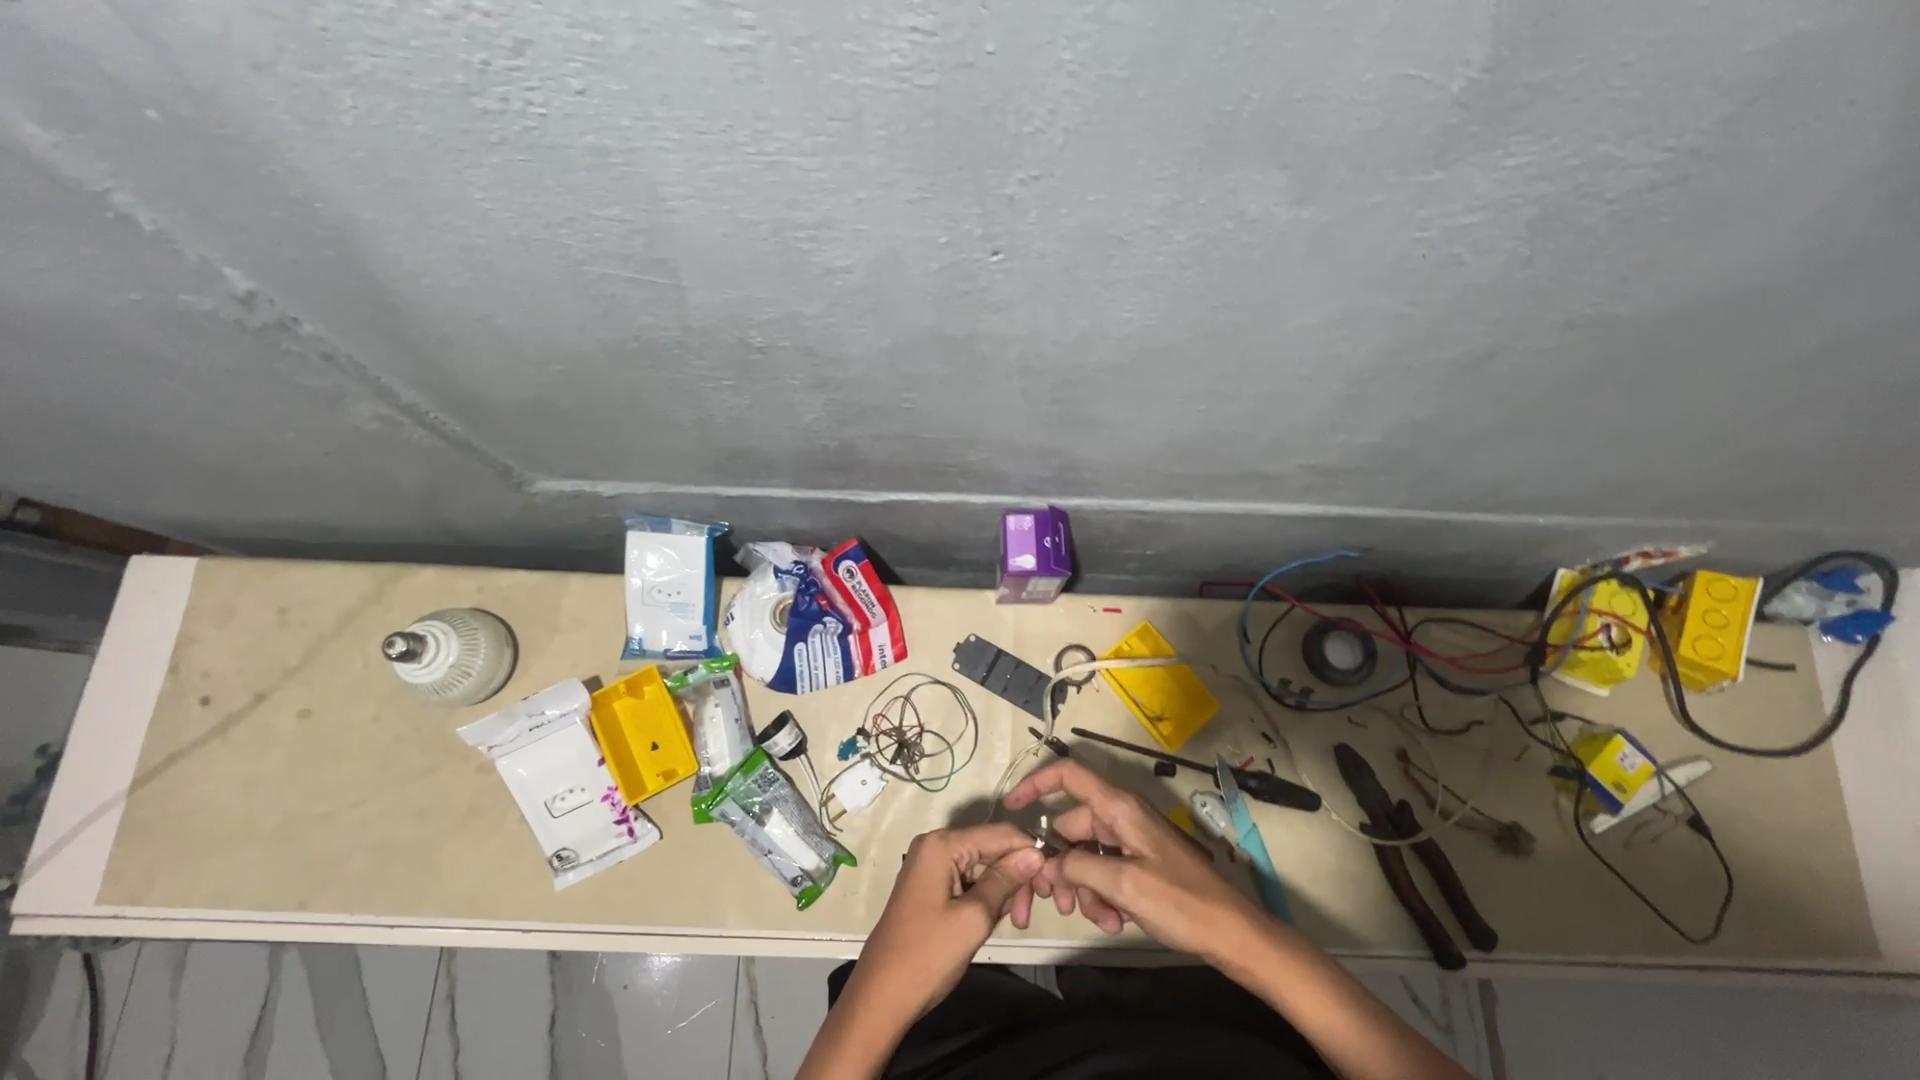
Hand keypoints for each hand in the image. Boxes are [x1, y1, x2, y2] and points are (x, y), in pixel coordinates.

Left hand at [839, 823, 1045, 1023]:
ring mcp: (931, 867)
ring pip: (983, 866)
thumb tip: (1035, 853)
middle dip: (1016, 877)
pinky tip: (994, 921)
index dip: (1030, 854)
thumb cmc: (928, 955)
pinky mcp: (931, 887)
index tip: (1052, 884)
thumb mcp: (974, 917)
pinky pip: (969, 881)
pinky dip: (986, 898)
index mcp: (942, 845)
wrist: (881, 996)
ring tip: (1014, 924)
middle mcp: (935, 846)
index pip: (1000, 834)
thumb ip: (1005, 880)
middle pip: (992, 848)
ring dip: (1003, 891)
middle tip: (1027, 915)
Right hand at [1003, 760, 1262, 956]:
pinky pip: (1105, 870)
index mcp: (1120, 808)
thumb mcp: (1123, 883)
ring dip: (1084, 888)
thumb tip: (1049, 863)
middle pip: (1072, 828)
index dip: (1036, 783)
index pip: (1069, 775)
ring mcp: (1132, 840)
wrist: (1230, 932)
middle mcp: (1123, 817)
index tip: (1011, 806)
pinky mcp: (1140, 863)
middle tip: (1058, 903)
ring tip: (1100, 919)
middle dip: (1062, 866)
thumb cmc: (1180, 900)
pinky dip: (1102, 894)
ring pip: (1086, 855)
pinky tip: (1113, 921)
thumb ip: (1078, 867)